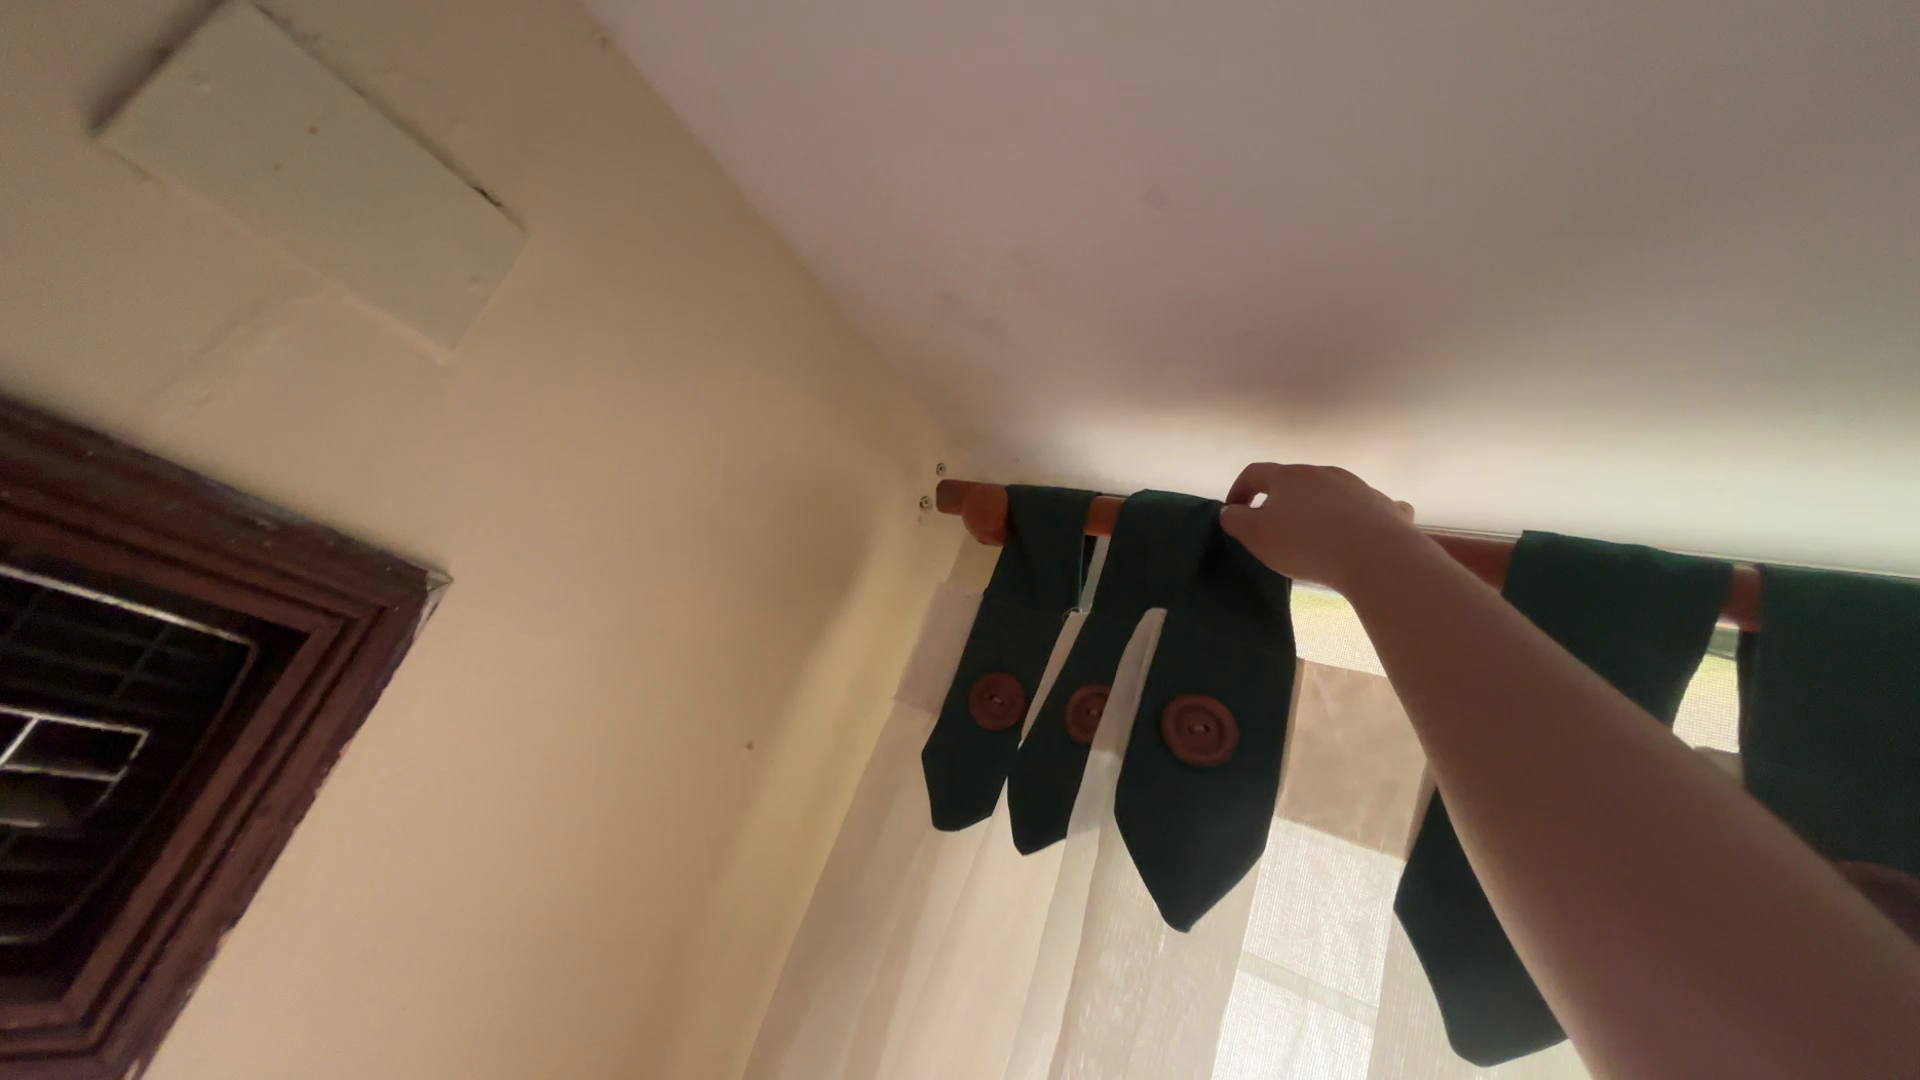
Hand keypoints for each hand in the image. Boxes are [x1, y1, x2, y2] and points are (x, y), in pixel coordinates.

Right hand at [1219, 463, 1417, 589]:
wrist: (1376, 557)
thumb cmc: (1306, 544)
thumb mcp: (1255, 536)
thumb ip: (1235, 520)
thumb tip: (1231, 510)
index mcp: (1289, 477)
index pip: (1254, 473)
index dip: (1239, 490)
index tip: (1234, 513)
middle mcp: (1324, 473)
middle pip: (1294, 481)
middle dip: (1279, 500)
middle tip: (1273, 528)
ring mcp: (1359, 487)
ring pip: (1330, 492)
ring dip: (1317, 508)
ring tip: (1314, 536)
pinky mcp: (1386, 506)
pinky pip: (1366, 507)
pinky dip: (1357, 516)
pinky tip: (1358, 534)